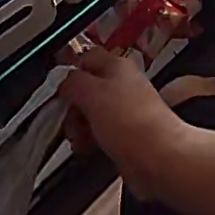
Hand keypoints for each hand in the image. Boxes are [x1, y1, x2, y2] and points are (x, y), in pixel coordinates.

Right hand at [58, 48, 188, 194]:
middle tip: (68, 123)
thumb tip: (63, 80)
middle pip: (86, 87)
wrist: (158, 156)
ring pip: (91, 111)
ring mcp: (124, 108)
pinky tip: (86, 149)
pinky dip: (90, 139)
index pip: (86, 58)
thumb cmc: (127, 120)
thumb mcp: (92, 93)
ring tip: (78, 141)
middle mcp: (121, 83)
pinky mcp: (125, 132)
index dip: (69, 72)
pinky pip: (99, 131)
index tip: (56, 93)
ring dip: (78, 126)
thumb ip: (73, 82)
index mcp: (116, 65)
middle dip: (72, 106)